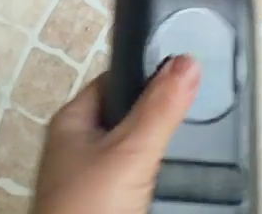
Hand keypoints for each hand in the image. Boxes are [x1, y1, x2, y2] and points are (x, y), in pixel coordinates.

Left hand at [30, 56, 199, 213]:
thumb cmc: (90, 208)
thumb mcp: (131, 152)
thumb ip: (160, 109)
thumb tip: (188, 62)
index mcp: (71, 121)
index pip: (113, 81)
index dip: (145, 75)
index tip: (182, 75)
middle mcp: (74, 148)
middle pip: (123, 118)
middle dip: (154, 117)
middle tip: (190, 113)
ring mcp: (85, 183)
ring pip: (128, 154)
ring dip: (152, 153)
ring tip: (185, 147)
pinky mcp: (99, 209)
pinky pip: (129, 183)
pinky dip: (148, 181)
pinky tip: (166, 184)